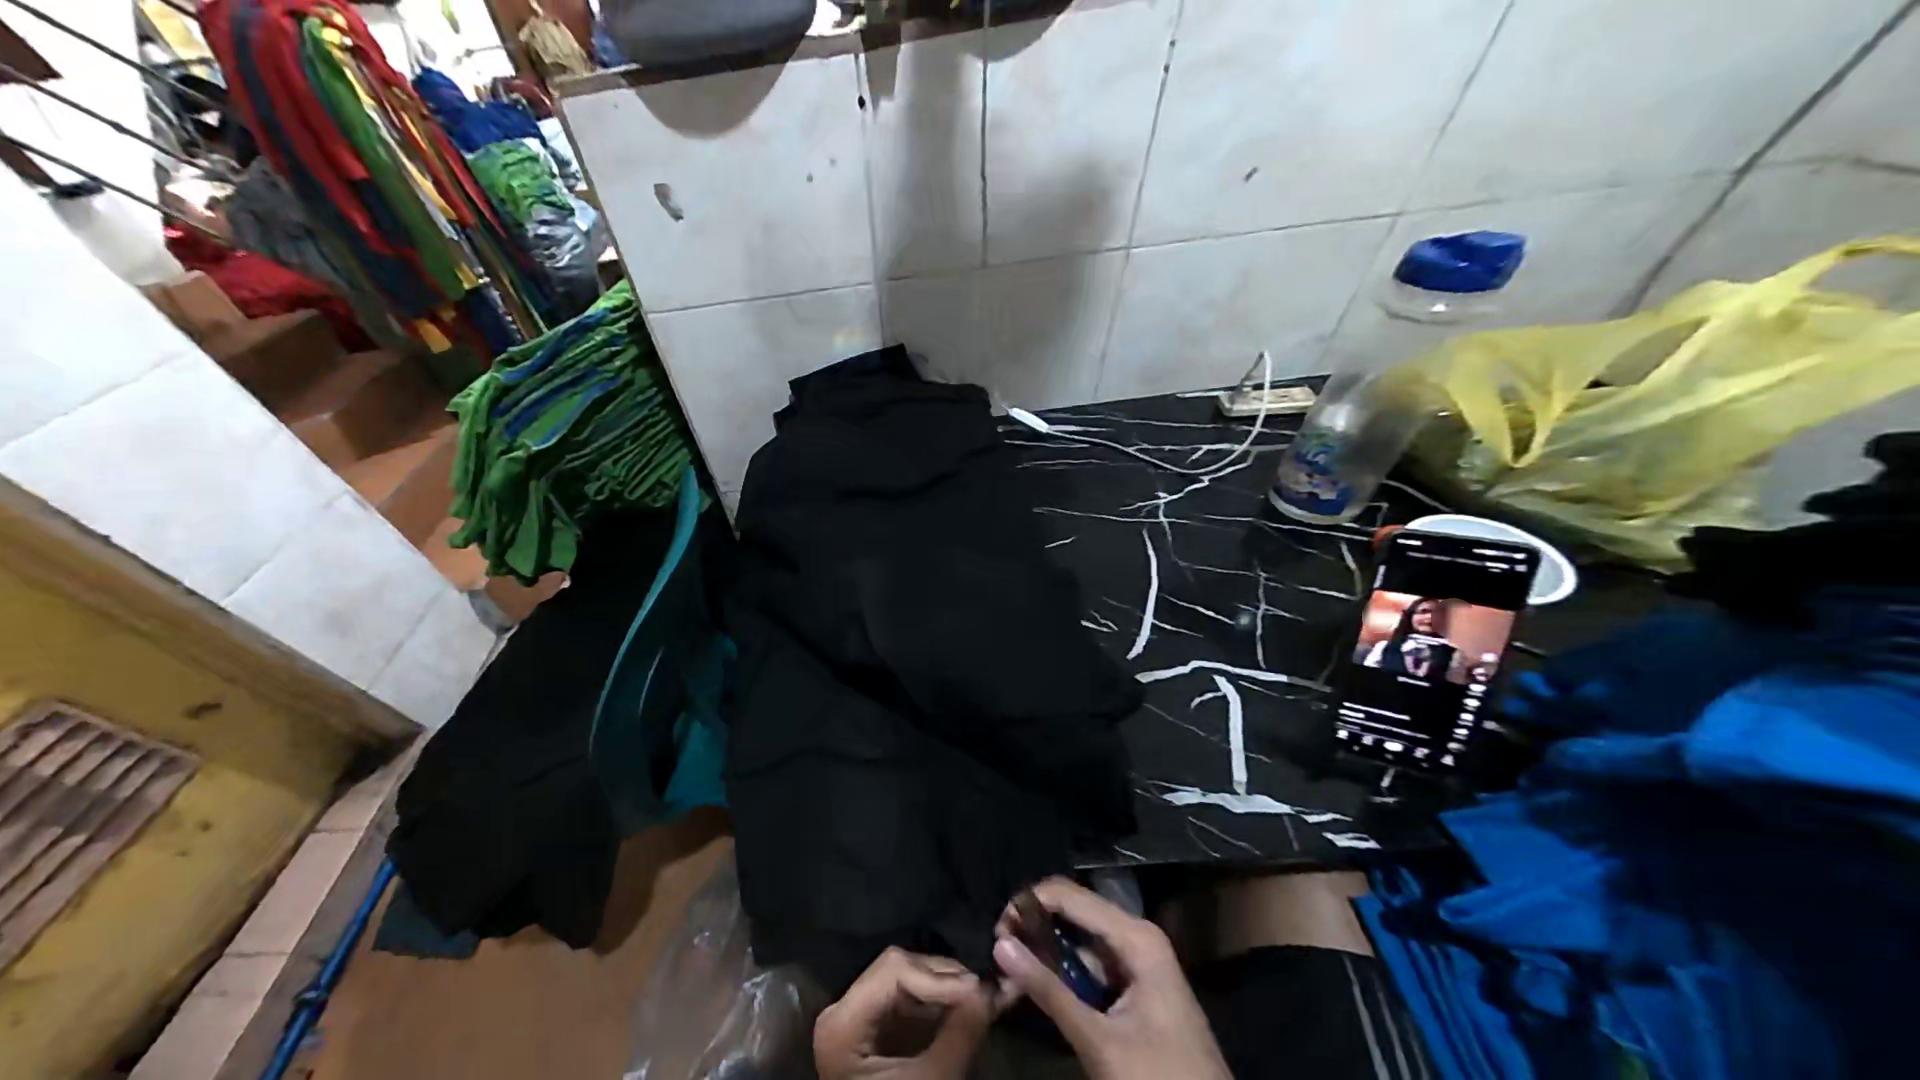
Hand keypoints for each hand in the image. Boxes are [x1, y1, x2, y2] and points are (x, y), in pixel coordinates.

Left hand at [815, 947, 1001, 1079]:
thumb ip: (961, 1032)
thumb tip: (992, 988)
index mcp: (841, 1022)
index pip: (893, 970)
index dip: (938, 975)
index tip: (978, 989)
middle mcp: (844, 1008)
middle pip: (900, 969)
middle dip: (947, 979)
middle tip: (990, 989)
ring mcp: (860, 1017)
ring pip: (910, 980)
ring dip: (950, 987)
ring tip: (988, 996)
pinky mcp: (879, 1030)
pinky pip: (913, 1001)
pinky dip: (943, 1002)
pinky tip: (972, 1006)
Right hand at [995, 878, 1230, 1079]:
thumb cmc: (1160, 1078)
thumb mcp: (1099, 1039)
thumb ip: (1049, 991)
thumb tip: (999, 945)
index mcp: (1136, 936)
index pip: (1069, 895)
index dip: (1029, 904)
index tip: (994, 930)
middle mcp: (1136, 937)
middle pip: (1073, 914)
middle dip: (1033, 930)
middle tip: (997, 955)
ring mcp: (1135, 962)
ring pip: (1077, 943)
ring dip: (1043, 955)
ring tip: (1007, 971)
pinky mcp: (1131, 988)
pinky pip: (1088, 968)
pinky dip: (1061, 976)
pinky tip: (1034, 987)